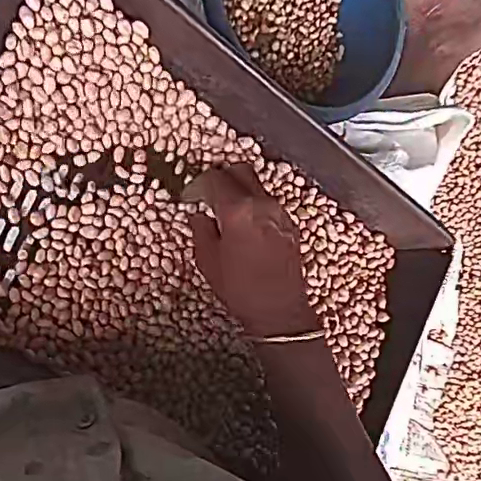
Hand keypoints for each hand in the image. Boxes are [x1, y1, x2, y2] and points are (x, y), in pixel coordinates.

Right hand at [186, 163, 319, 338]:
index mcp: (238, 211)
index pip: (214, 179)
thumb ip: (201, 230)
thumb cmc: (241, 290)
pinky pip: (268, 203)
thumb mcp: (208, 261)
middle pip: (239, 170)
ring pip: (256, 185)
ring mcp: (280, 213)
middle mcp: (262, 204)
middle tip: (206, 194)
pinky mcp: (290, 224)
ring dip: (239, 191)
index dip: (197, 185)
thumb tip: (198, 215)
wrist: (279, 310)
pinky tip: (244, 226)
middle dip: (220, 177)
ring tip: (224, 213)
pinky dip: (254, 205)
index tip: (190, 197)